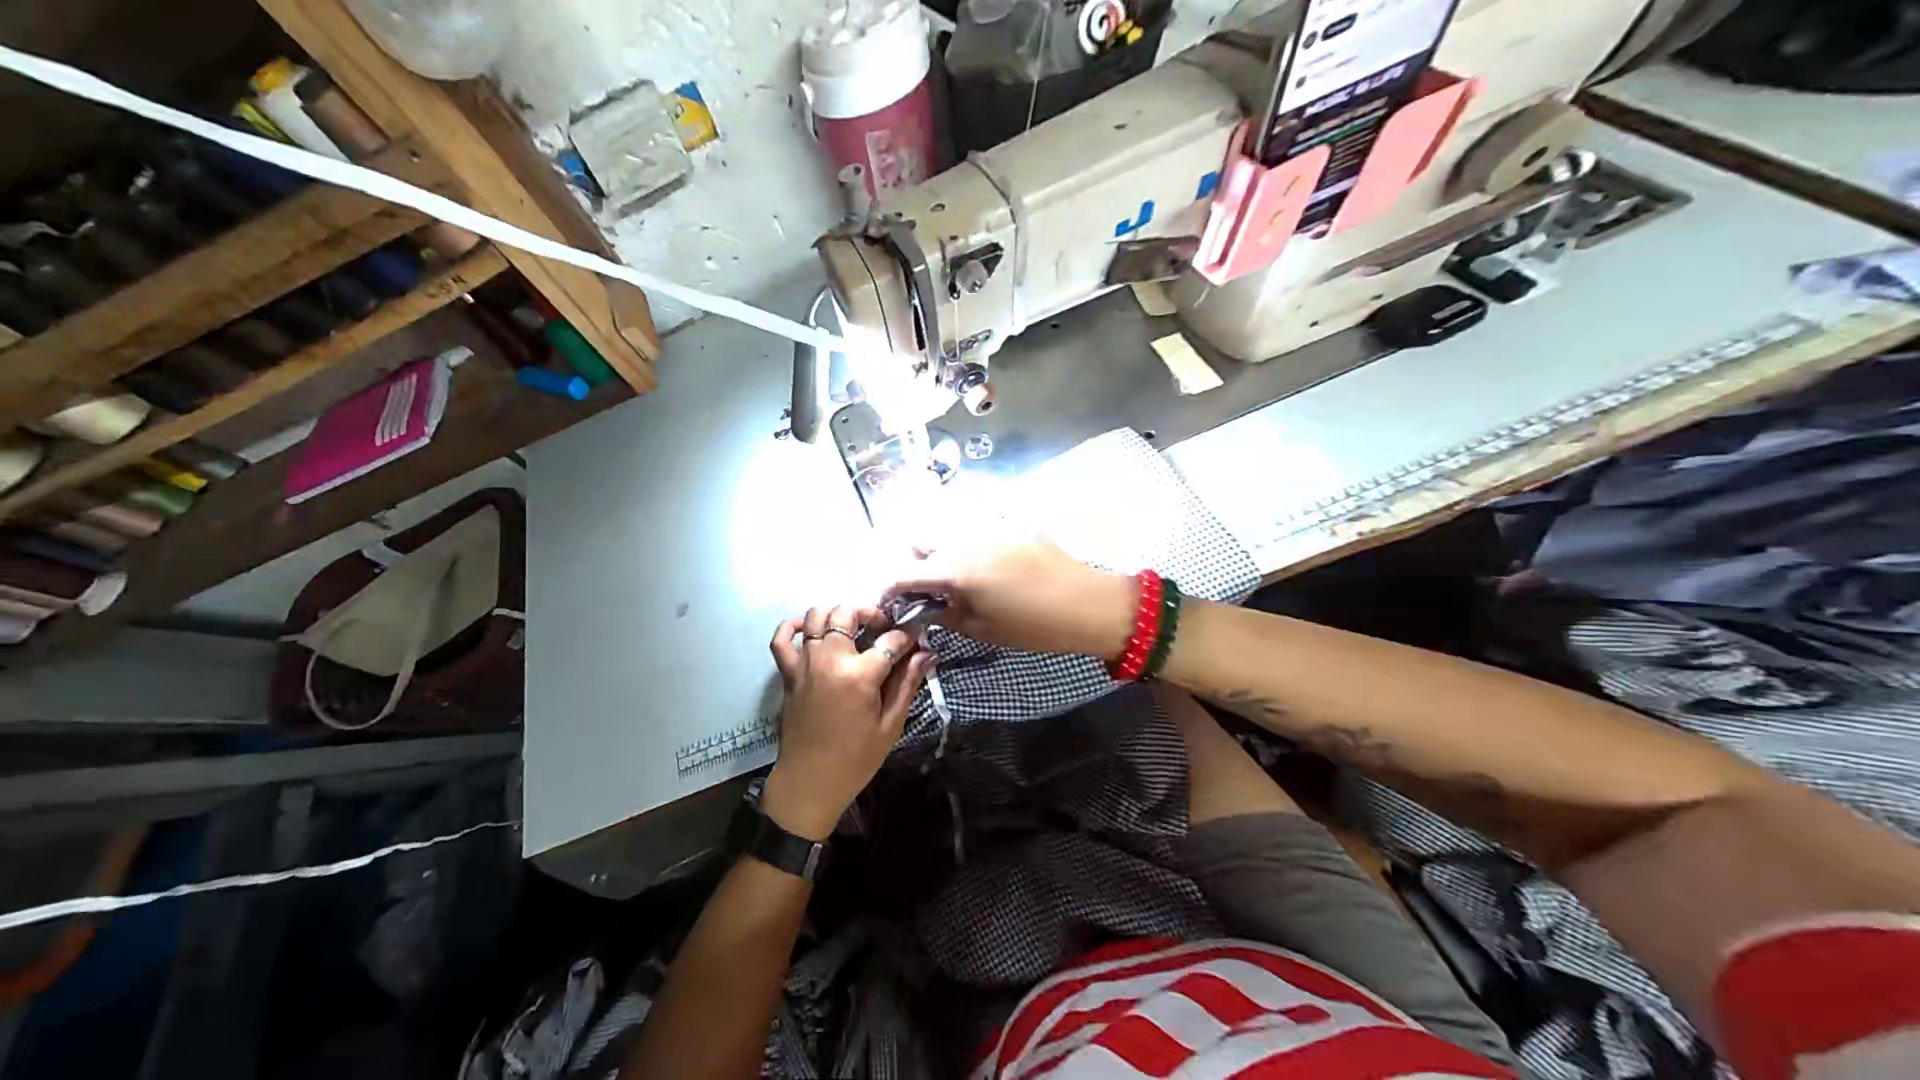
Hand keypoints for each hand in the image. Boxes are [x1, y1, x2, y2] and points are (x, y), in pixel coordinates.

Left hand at [763, 605, 932, 840]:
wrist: (810, 782)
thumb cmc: (856, 759)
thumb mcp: (890, 725)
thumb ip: (907, 683)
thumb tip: (927, 653)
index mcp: (860, 675)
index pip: (890, 639)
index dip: (907, 636)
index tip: (915, 640)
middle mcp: (830, 660)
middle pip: (849, 614)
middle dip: (871, 615)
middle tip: (882, 631)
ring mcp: (805, 663)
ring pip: (816, 616)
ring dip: (837, 616)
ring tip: (852, 630)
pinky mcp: (788, 673)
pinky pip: (782, 638)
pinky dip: (793, 625)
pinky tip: (809, 628)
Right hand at [886, 540, 1135, 659]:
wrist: (1087, 605)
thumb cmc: (1033, 627)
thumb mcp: (983, 630)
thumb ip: (947, 616)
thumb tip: (925, 609)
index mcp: (955, 571)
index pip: (906, 572)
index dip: (891, 587)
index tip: (890, 600)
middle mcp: (965, 541)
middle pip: (922, 540)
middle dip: (915, 562)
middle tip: (928, 588)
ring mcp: (990, 527)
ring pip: (949, 531)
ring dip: (942, 551)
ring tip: (958, 577)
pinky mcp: (1011, 524)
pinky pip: (977, 527)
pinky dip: (969, 543)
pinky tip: (986, 565)